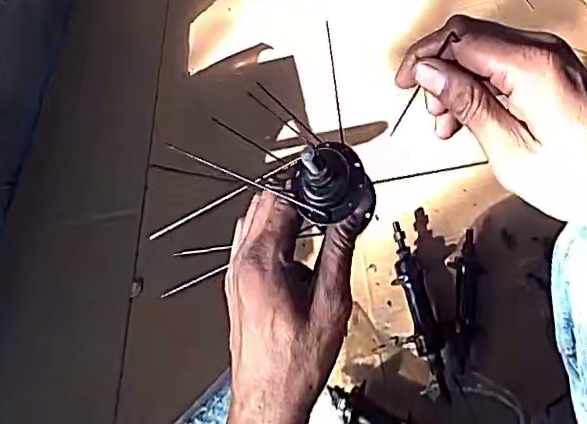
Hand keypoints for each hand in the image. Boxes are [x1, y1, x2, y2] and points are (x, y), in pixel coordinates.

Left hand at [225, 189, 367, 423]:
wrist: (269, 401)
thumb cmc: (295, 364)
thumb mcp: (331, 303)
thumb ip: (340, 249)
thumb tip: (351, 214)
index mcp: (263, 262)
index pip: (281, 199)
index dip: (306, 187)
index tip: (323, 184)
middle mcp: (242, 262)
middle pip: (264, 202)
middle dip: (294, 194)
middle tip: (320, 198)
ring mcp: (235, 273)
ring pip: (252, 217)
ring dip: (279, 209)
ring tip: (308, 216)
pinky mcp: (235, 284)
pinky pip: (247, 238)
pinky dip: (267, 228)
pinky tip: (289, 242)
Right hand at [395, 15, 586, 234]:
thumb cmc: (582, 179)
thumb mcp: (511, 151)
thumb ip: (467, 103)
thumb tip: (428, 69)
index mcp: (530, 64)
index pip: (458, 38)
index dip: (424, 57)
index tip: (405, 85)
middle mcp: (541, 47)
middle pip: (469, 35)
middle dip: (440, 68)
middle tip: (431, 113)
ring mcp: (550, 53)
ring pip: (484, 46)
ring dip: (458, 76)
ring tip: (450, 122)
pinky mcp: (555, 64)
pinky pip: (504, 58)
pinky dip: (481, 79)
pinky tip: (475, 113)